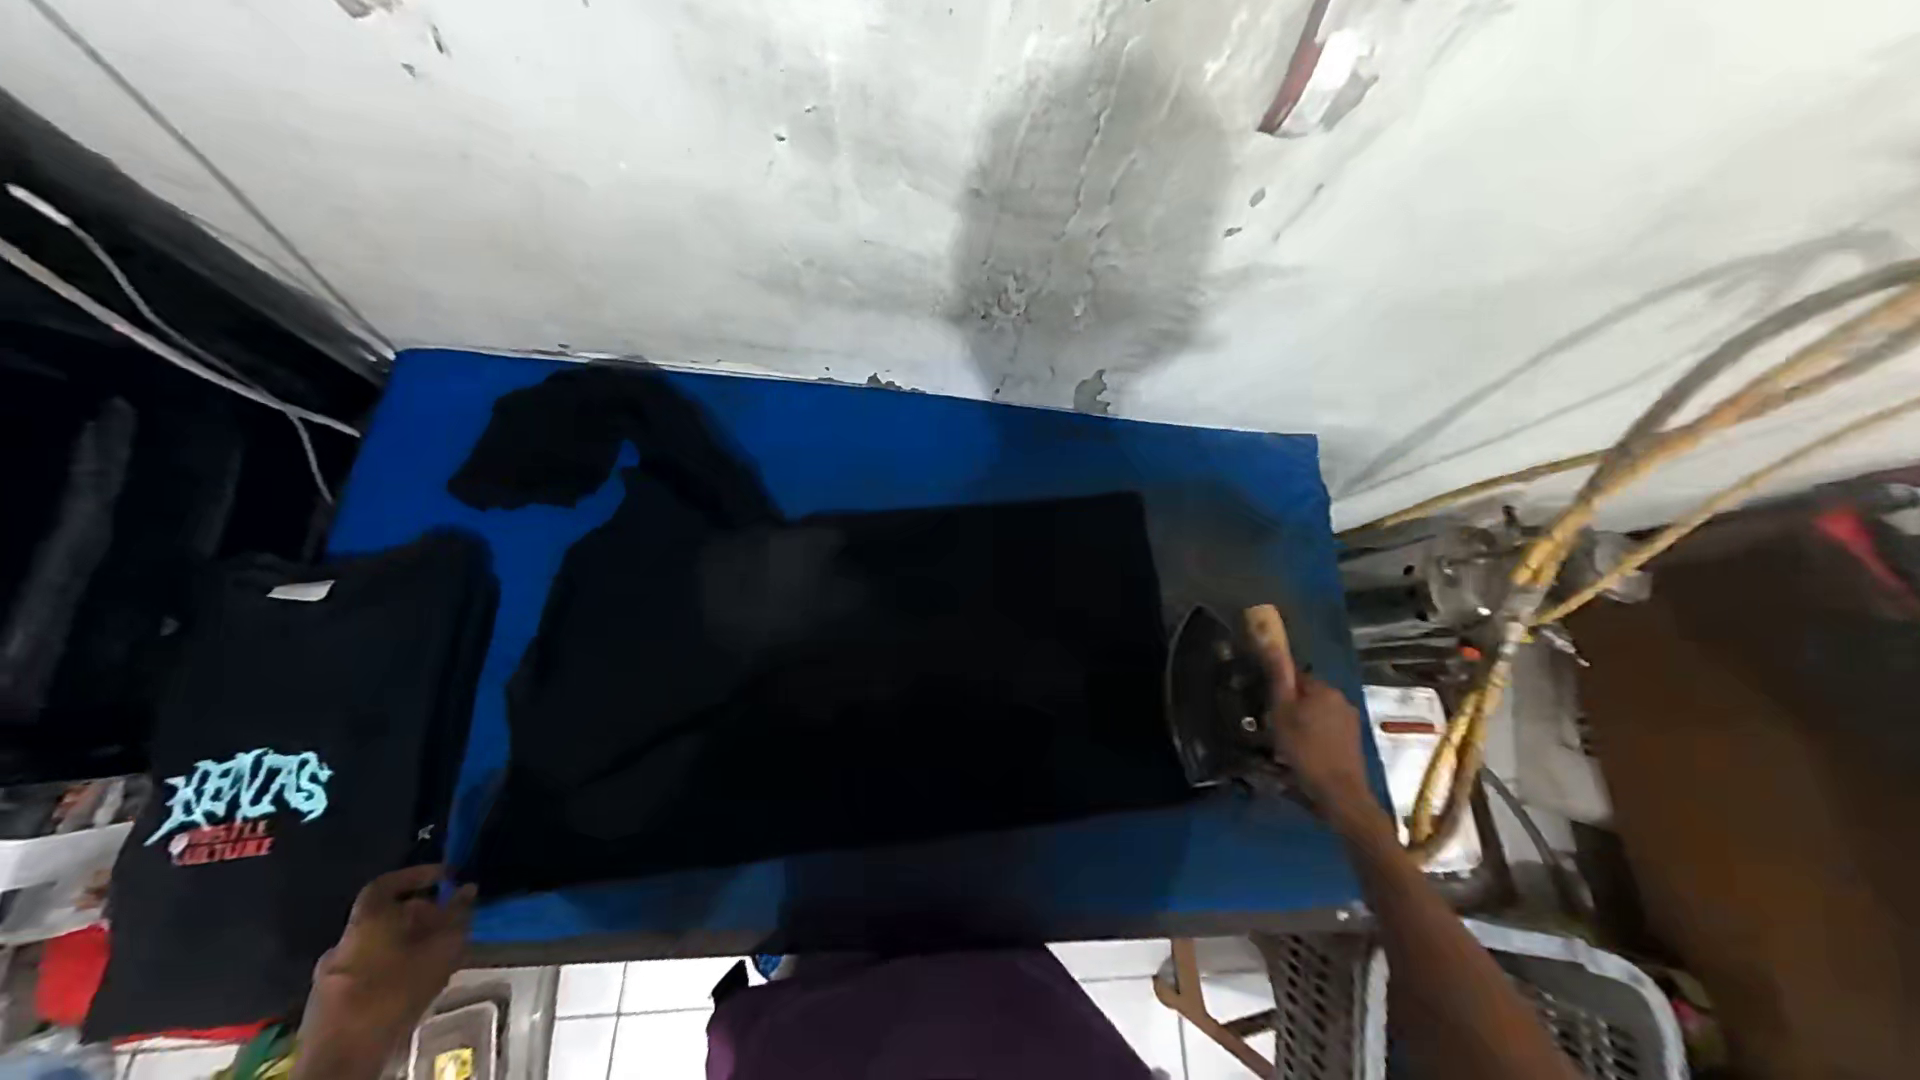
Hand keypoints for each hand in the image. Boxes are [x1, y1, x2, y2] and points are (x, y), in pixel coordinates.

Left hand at [294, 866, 475, 1078]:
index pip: (385, 883)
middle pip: (385, 915)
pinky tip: (411, 980)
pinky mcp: (327, 1000)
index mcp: (366, 922)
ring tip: (436, 953)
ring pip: (377, 943)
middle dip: (420, 914)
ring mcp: (329, 973)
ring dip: (407, 941)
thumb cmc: (394, 993)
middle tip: (449, 922)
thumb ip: (457, 916)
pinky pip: (366, 967)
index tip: (444, 877)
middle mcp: (342, 942)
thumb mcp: (441, 950)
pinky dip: (391, 963)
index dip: (416, 875)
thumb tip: (467, 889)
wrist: (340, 1060)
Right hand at [1241, 605, 1378, 829]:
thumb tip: (1271, 639)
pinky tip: (1302, 755)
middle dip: (1289, 707)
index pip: (1294, 675)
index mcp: (1323, 688)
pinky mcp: (1352, 741)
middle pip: (1306, 694)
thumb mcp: (1282, 712)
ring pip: (1316, 713)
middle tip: (1271, 728)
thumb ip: (1278, 676)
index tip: (1265, 706)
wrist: (1338, 794)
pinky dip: (1313, 736)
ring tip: (1285, 745)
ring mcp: (1349, 721)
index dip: (1277, 689)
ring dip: (1301, 723)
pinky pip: (1325, 729)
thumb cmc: (1304, 750)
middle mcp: (1341, 699)